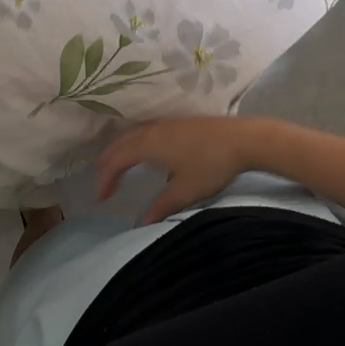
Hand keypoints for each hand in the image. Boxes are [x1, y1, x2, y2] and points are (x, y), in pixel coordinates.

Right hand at [95, 117, 266, 223]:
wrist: (244, 139)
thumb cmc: (211, 165)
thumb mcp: (185, 192)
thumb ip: (162, 206)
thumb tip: (142, 223)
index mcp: (150, 144)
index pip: (118, 159)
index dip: (106, 177)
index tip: (101, 197)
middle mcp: (154, 130)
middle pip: (123, 142)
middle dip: (109, 161)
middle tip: (102, 180)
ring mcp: (169, 123)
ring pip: (136, 134)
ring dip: (123, 149)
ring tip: (118, 165)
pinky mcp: (181, 122)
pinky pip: (148, 130)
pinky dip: (137, 142)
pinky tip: (147, 153)